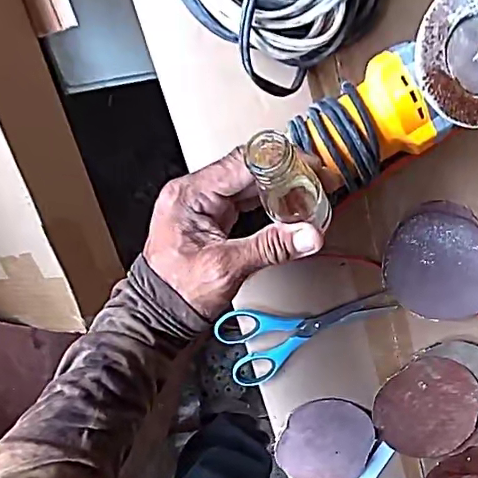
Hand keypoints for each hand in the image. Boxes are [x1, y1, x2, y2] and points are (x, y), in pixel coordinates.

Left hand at [143, 149, 325, 316]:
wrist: (160, 315)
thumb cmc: (178, 291)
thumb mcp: (228, 267)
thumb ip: (270, 247)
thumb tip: (307, 235)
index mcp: (190, 194)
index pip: (242, 162)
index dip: (281, 162)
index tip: (309, 166)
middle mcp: (194, 194)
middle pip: (248, 170)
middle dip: (285, 174)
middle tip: (316, 179)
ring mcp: (203, 206)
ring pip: (249, 186)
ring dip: (280, 189)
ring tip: (308, 194)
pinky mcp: (212, 220)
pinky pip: (245, 203)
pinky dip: (269, 204)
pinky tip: (288, 210)